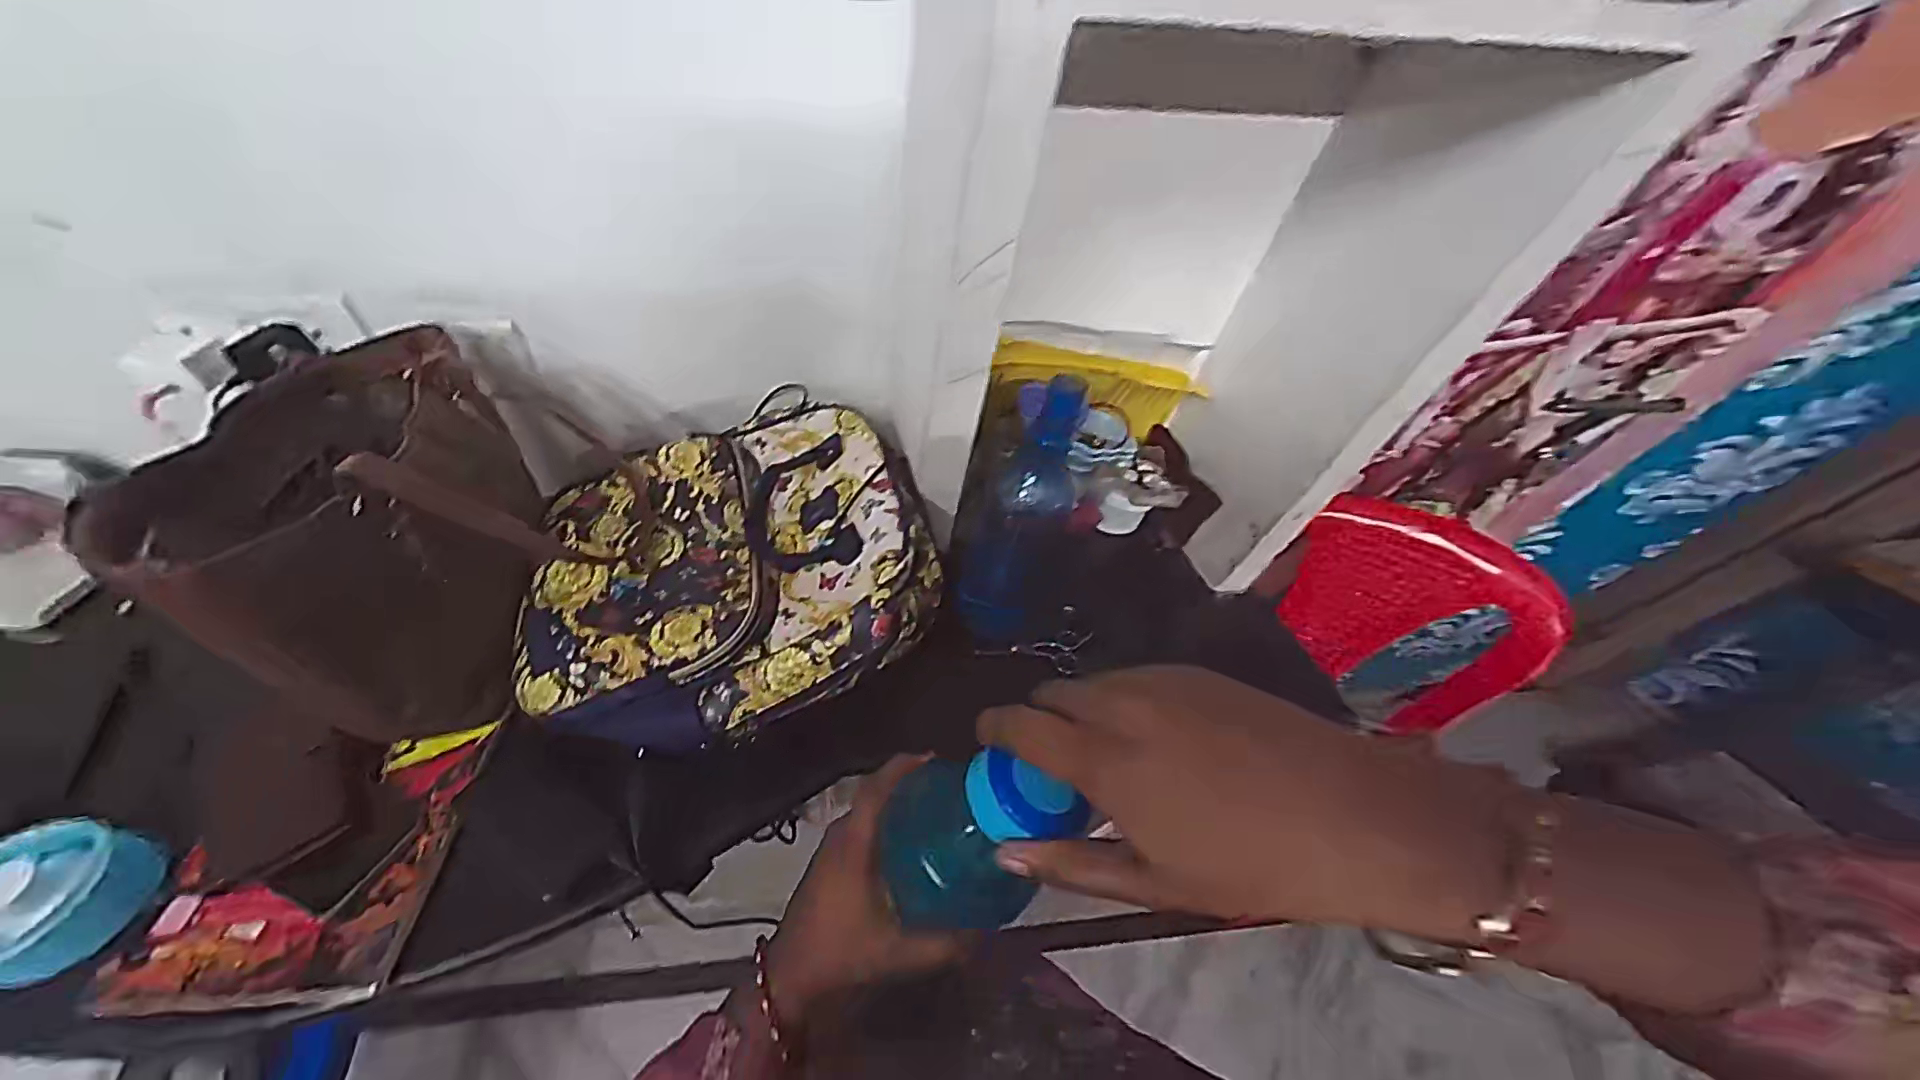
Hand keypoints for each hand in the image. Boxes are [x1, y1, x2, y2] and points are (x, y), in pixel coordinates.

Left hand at [762, 754, 966, 1025]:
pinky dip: (888, 819)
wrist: (792, 977)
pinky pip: (864, 824)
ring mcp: (833, 846)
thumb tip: (986, 929)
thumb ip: (945, 944)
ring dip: (899, 801)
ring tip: (938, 806)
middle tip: (949, 786)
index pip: (876, 788)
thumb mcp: (899, 952)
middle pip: (876, 792)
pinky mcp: (832, 859)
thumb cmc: (842, 952)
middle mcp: (841, 834)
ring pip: (870, 808)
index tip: (935, 759)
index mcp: (853, 842)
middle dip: (910, 782)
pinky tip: (913, 838)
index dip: (903, 767)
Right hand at [978, 666, 1512, 939]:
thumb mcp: (1154, 883)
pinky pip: (1133, 676)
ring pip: (1092, 681)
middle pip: (1051, 692)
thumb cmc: (1251, 864)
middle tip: (1055, 762)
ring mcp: (1162, 679)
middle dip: (1037, 719)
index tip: (988, 741)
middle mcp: (1122, 704)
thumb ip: (1070, 863)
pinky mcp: (1196, 671)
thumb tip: (1005, 849)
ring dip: (1079, 708)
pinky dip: (1119, 698)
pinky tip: (1155, 735)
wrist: (1355, 813)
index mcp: (1105, 758)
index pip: (1020, 722)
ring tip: (1108, 751)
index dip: (993, 727)